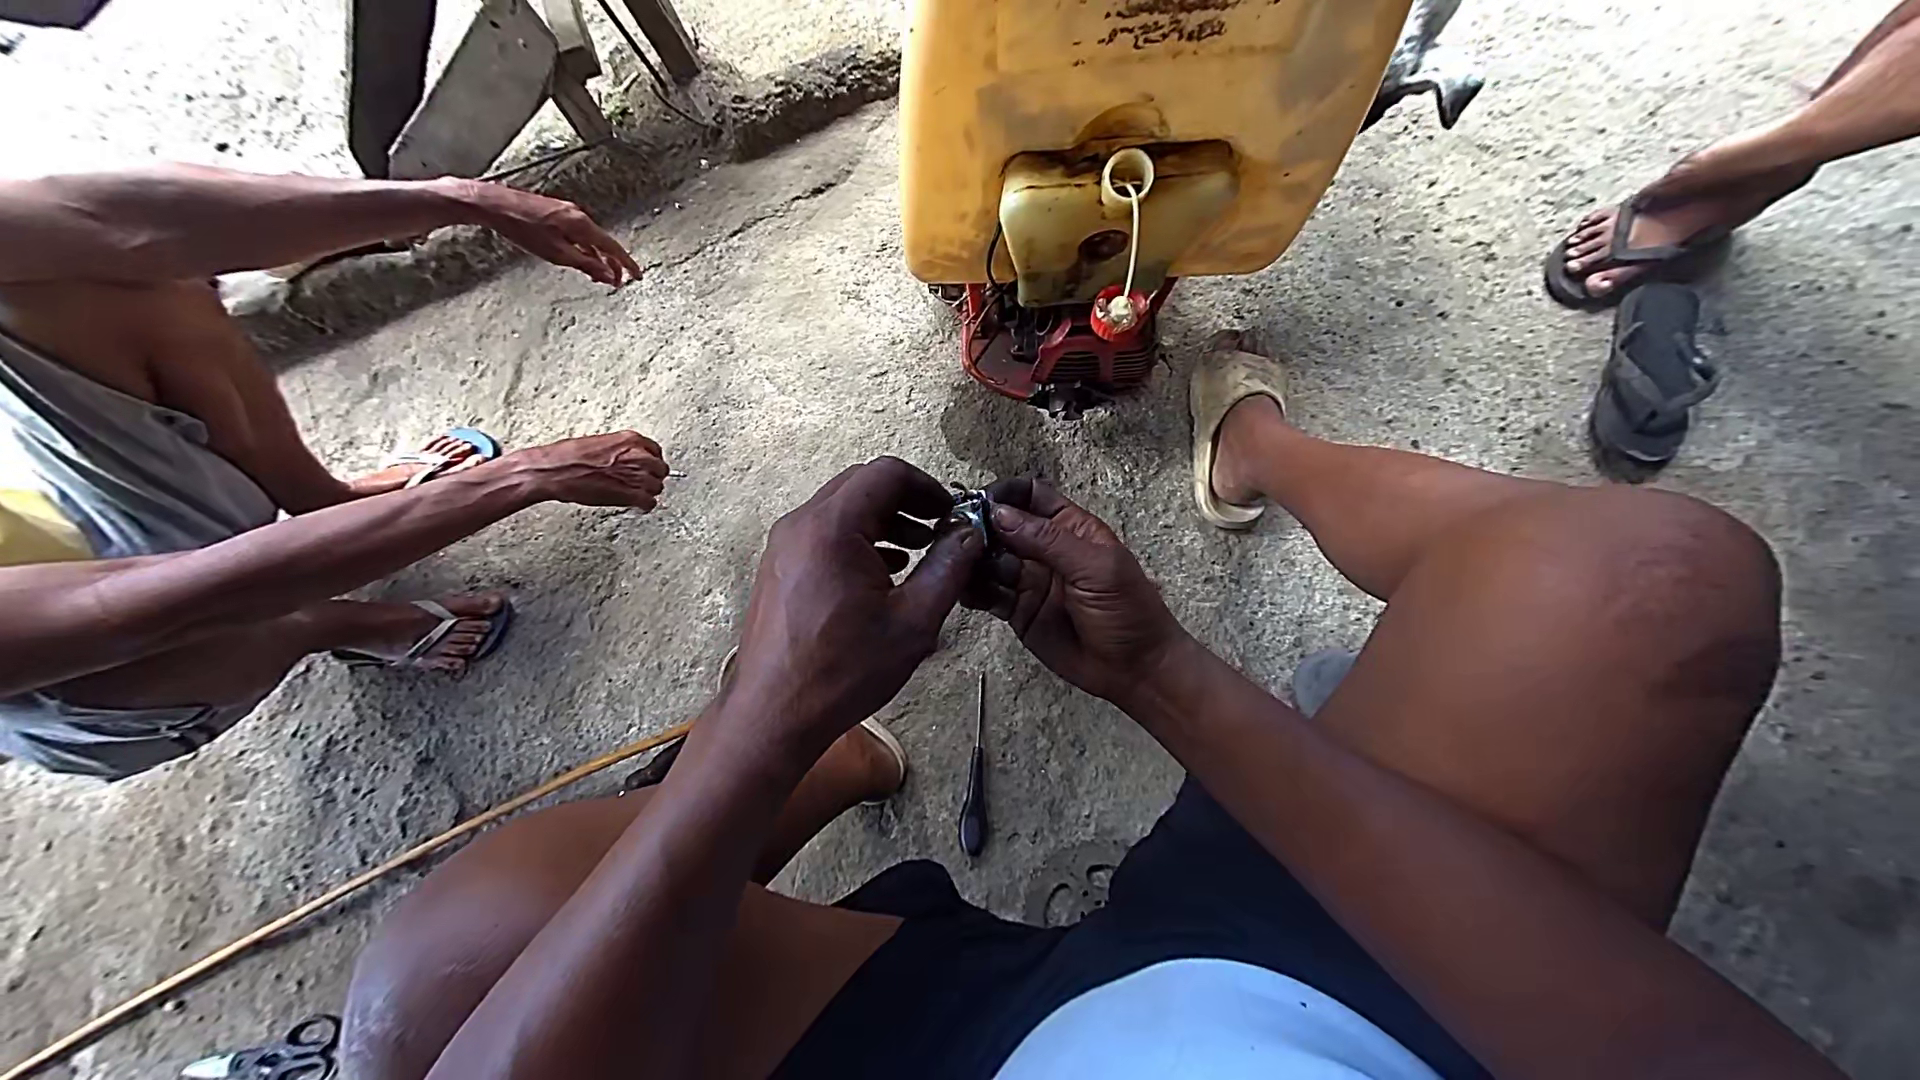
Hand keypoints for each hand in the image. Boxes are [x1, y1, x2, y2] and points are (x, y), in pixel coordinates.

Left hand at [452, 179, 642, 286]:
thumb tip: (608, 276)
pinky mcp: (556, 213)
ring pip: (591, 240)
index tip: (637, 276)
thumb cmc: (522, 227)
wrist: (492, 205)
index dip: (627, 264)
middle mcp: (578, 216)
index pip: (614, 248)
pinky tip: (581, 259)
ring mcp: (567, 213)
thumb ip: (587, 265)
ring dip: (597, 258)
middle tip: (617, 282)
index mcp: (582, 225)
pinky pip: (579, 234)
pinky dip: (585, 249)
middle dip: (612, 264)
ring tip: (599, 275)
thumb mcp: (558, 254)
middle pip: (604, 244)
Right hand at [504, 431, 668, 508]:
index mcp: (631, 440)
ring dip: (646, 493)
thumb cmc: (567, 457)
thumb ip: (621, 451)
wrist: (551, 471)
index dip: (651, 463)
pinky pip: (650, 503)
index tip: (647, 468)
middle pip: (660, 471)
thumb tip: (628, 459)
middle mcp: (639, 456)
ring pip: (657, 488)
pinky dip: (643, 506)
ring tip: (633, 494)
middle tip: (640, 484)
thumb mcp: (600, 444)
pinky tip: (636, 506)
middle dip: (651, 478)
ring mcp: (637, 476)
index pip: (656, 452)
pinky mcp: (632, 494)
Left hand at [723, 458, 982, 756]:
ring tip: (917, 550)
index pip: (886, 473)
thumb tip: (971, 533)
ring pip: (843, 509)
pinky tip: (884, 571)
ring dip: (884, 520)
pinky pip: (825, 533)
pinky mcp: (780, 567)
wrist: (773, 715)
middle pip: (862, 485)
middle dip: (906, 501)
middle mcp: (801, 525)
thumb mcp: (913, 620)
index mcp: (831, 528)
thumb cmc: (842, 672)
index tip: (950, 513)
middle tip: (938, 528)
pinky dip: (859, 538)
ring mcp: (785, 546)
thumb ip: (949, 567)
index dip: (927, 486)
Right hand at [966, 479, 1187, 703]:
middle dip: (979, 527)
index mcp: (1069, 528)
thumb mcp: (1096, 567)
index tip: (979, 503)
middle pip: (1001, 525)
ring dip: (972, 559)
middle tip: (959, 537)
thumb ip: (1048, 540)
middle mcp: (1044, 549)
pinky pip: (986, 592)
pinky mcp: (1016, 609)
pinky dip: (971, 589)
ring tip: (960, 566)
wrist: (1134, 669)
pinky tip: (965, 590)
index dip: (1004, 495)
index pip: (1030, 496)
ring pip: (988, 559)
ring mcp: (1028, 579)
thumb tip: (1000, 514)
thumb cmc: (1129, 611)